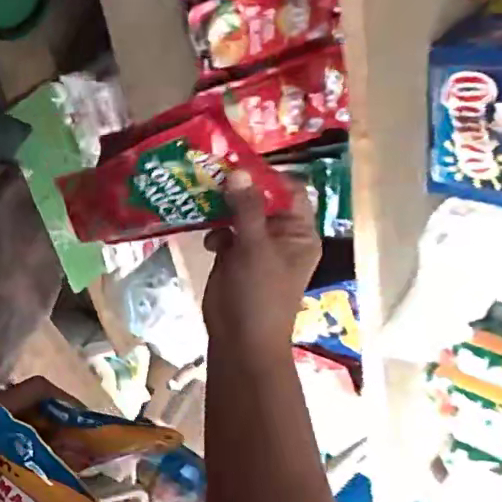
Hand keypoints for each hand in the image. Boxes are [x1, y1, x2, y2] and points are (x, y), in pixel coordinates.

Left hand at [0, 378, 75, 501]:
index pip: (29, 393)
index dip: (67, 402)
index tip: (92, 430)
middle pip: (21, 418)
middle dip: (57, 439)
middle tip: (84, 471)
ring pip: (1, 439)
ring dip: (31, 457)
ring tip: (58, 488)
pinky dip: (7, 470)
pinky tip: (13, 501)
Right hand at [202, 173, 320, 343]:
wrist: (241, 339)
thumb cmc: (258, 294)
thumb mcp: (255, 248)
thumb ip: (246, 209)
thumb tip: (238, 171)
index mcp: (299, 233)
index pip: (289, 192)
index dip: (267, 176)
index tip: (238, 162)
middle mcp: (280, 237)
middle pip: (260, 201)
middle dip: (238, 189)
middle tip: (211, 172)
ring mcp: (256, 248)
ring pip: (239, 216)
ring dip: (222, 209)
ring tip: (202, 198)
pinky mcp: (234, 259)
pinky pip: (225, 234)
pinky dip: (215, 232)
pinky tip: (207, 238)